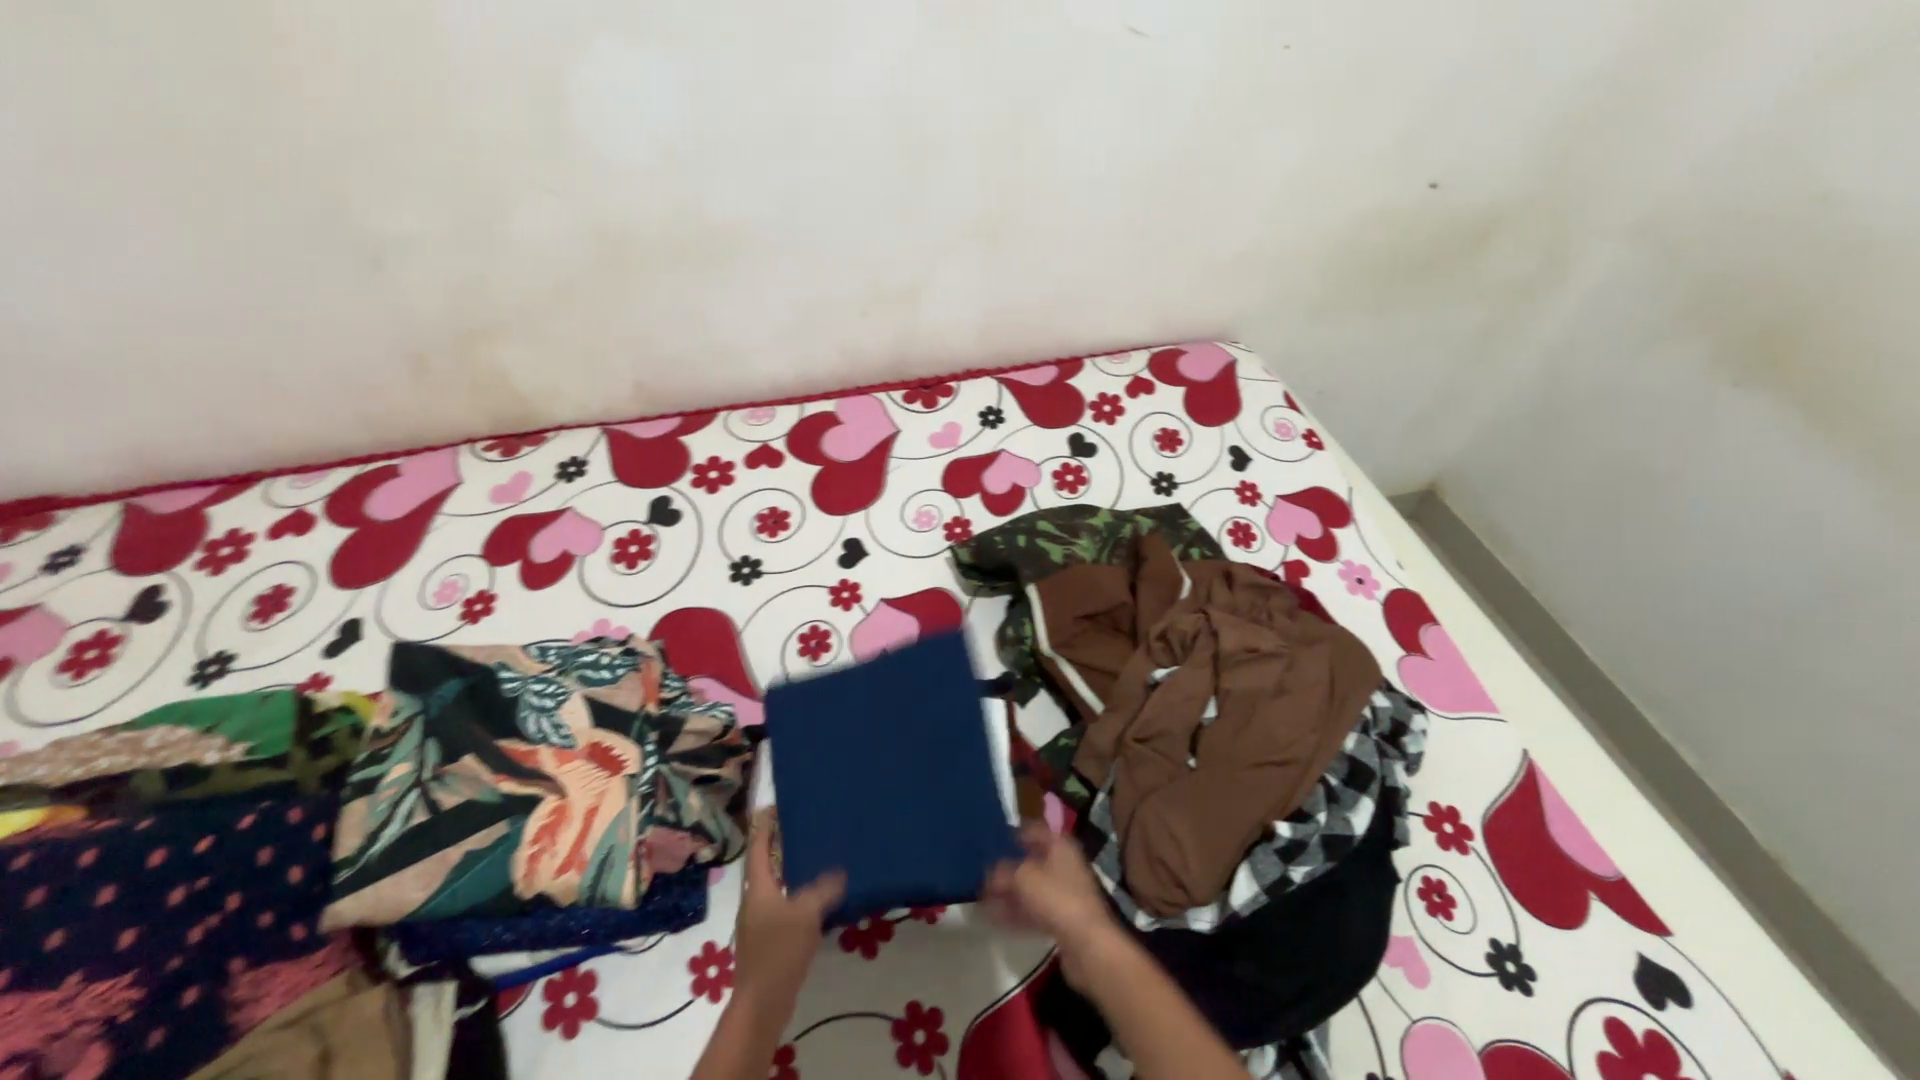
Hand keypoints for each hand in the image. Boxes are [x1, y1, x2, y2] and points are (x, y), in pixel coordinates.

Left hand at [733, 808, 845, 1015]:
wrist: (763, 1001)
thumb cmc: (779, 951)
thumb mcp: (806, 914)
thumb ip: (823, 889)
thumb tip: (840, 870)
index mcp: (757, 888)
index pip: (757, 847)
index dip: (764, 826)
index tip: (774, 806)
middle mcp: (755, 900)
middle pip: (765, 866)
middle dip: (780, 847)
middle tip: (803, 828)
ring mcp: (760, 921)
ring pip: (776, 887)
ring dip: (790, 872)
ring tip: (815, 859)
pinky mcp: (769, 940)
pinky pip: (784, 906)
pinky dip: (797, 895)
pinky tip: (818, 901)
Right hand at [981, 821, 1123, 984]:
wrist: (1087, 943)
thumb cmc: (1056, 898)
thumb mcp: (1022, 877)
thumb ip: (1001, 872)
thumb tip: (989, 874)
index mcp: (1060, 846)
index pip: (1034, 830)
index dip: (1013, 833)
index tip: (992, 839)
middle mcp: (1064, 865)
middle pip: (1031, 861)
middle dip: (1006, 868)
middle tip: (982, 873)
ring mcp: (1065, 894)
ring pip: (1031, 888)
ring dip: (1008, 893)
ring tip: (982, 898)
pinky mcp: (1062, 919)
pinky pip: (1033, 910)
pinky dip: (1015, 912)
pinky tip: (994, 917)